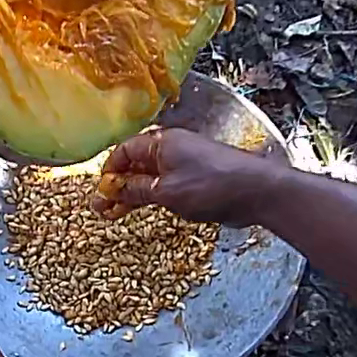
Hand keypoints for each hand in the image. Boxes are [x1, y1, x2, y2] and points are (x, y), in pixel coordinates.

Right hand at [91, 127, 286, 224]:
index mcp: (161, 143)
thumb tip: (112, 190)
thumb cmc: (211, 186)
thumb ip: (136, 191)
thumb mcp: (166, 192)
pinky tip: (144, 208)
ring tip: (115, 213)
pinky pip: (165, 184)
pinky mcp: (196, 178)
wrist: (257, 191)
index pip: (124, 151)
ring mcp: (185, 163)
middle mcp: (171, 148)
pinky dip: (151, 196)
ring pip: (149, 176)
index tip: (100, 190)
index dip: (109, 171)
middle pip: (135, 164)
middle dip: (117, 185)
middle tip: (102, 207)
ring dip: (132, 193)